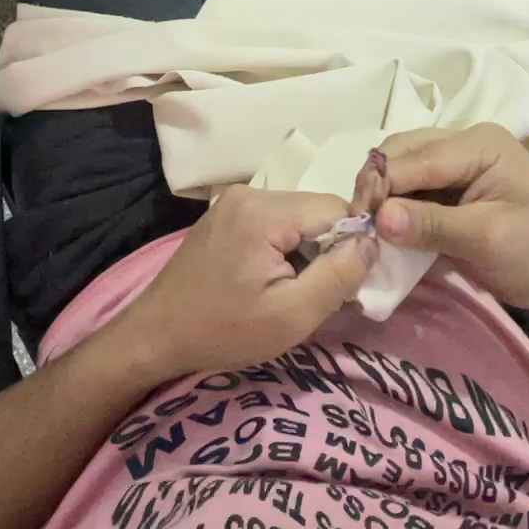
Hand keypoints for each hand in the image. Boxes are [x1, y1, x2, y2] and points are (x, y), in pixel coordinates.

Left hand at [110, 185, 377, 379]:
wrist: (156, 335)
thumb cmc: (223, 331)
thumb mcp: (291, 315)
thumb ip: (339, 275)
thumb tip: (372, 242)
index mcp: (264, 212)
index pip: (336, 207)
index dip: (354, 242)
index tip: (352, 281)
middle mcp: (249, 194)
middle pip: (316, 210)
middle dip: (329, 247)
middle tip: (322, 292)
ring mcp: (233, 201)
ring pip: (297, 216)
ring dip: (307, 249)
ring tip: (293, 289)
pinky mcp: (225, 214)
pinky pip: (274, 221)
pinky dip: (285, 247)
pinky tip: (272, 279)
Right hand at [372, 124, 528, 309]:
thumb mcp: (491, 241)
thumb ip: (434, 225)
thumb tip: (380, 218)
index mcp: (478, 144)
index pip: (413, 158)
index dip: (380, 187)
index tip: (358, 223)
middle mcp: (462, 143)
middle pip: (398, 153)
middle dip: (374, 186)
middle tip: (358, 225)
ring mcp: (454, 163)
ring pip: (397, 167)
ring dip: (379, 195)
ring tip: (366, 227)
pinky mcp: (447, 186)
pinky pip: (407, 187)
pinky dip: (390, 205)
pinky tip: (380, 227)